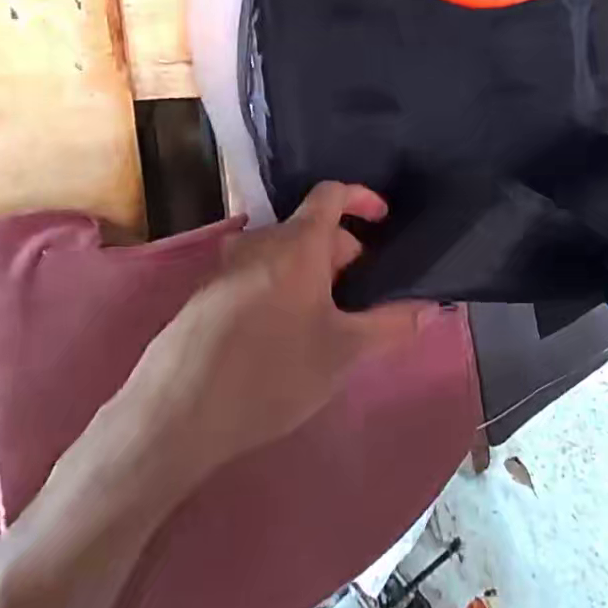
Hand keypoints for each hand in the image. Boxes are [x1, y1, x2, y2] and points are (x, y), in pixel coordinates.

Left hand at [113, 182, 432, 476]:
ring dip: (311, 276)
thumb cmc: (271, 373)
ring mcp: (226, 267)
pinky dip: (281, 289)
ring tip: (322, 325)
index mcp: (296, 244)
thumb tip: (431, 309)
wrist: (176, 413)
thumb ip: (392, 325)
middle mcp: (258, 243)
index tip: (383, 221)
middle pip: (310, 230)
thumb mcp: (344, 352)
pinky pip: (256, 276)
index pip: (331, 194)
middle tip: (358, 303)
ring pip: (283, 256)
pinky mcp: (204, 295)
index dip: (362, 199)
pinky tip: (280, 339)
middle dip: (342, 256)